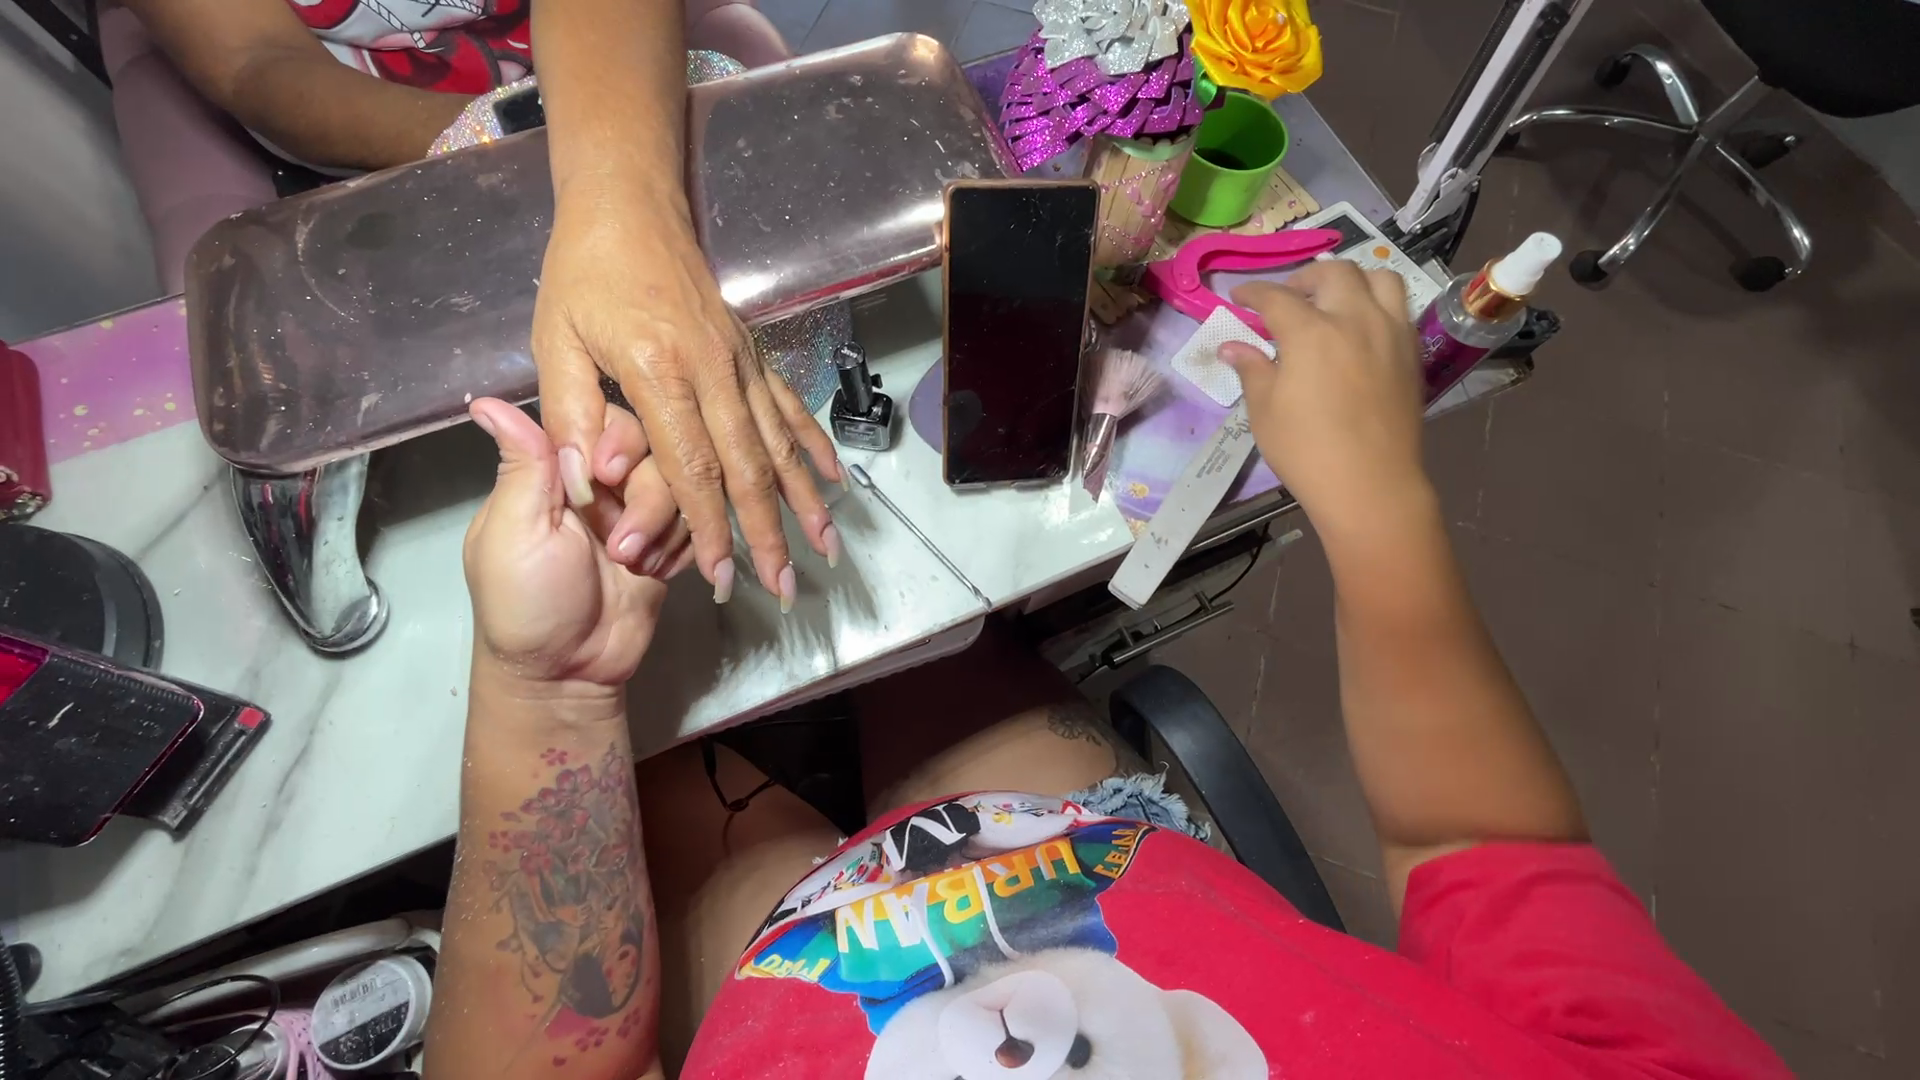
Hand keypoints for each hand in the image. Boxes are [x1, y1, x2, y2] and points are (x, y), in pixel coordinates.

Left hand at [463, 398, 673, 694]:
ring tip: (637, 566)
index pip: (601, 422)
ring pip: (683, 487)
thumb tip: (487, 400)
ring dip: (664, 528)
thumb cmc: (527, 603)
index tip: (606, 477)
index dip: (615, 442)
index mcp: (558, 471)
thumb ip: (521, 466)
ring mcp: (640, 514)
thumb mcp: (514, 532)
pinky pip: (698, 522)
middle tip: (622, 546)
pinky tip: (659, 573)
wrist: (571, 673)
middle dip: (646, 498)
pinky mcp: (670, 543)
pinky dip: (683, 547)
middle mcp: (603, 484)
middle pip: (654, 452)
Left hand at [533, 201, 844, 610]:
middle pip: (749, 467)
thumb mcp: (554, 341)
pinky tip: (834, 480)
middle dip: (769, 531)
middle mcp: (714, 374)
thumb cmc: (582, 277)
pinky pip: (792, 409)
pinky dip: (814, 448)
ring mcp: (743, 365)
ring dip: (805, 500)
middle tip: (787, 583)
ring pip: (781, 445)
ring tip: (827, 545)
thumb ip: (570, 416)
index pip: (692, 467)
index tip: (724, 574)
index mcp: (659, 374)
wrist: (632, 209)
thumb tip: (585, 486)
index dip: (711, 526)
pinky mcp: (756, 358)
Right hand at [1217, 262, 1428, 534]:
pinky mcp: (1411, 351)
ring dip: (1350, 280)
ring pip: (1378, 278)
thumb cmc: (1305, 450)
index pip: (1276, 298)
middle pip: (1333, 273)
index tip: (1239, 296)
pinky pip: (1398, 307)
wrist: (1369, 483)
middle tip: (1286, 297)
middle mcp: (1355, 320)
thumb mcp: (1264, 410)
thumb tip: (1232, 346)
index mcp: (1311, 333)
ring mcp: (1390, 332)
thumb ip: (1251, 369)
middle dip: (1304, 277)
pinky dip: (1375, 303)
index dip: (1253, 293)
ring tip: (1332, 300)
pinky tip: (1359, 327)